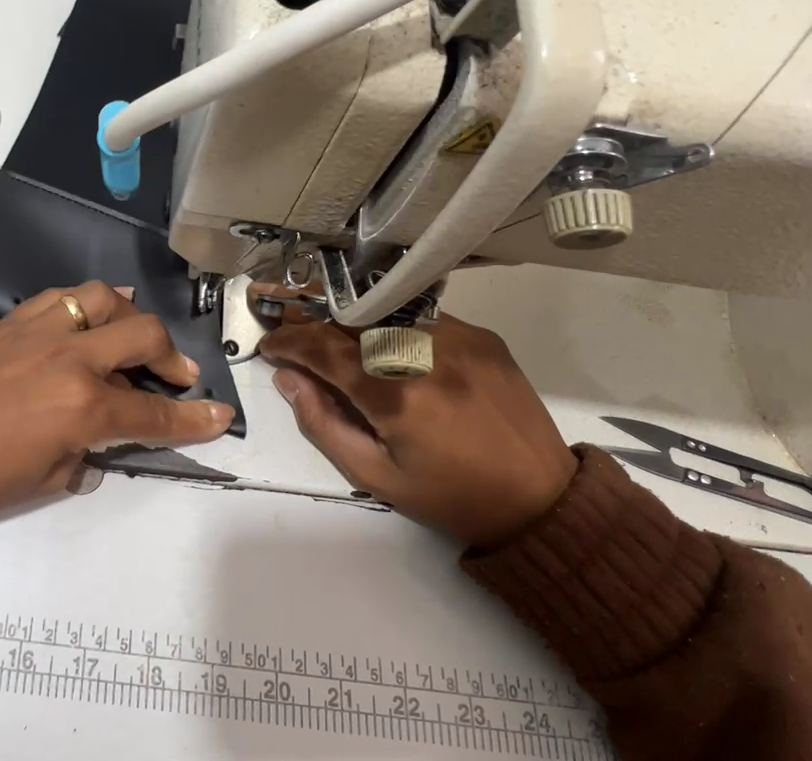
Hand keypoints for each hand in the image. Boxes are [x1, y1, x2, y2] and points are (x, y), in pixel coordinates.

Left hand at [0, 280, 235, 526]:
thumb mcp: (47, 480)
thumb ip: (89, 451)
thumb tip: (104, 436)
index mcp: (81, 407)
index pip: (154, 411)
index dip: (194, 419)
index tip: (221, 415)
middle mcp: (69, 358)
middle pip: (143, 337)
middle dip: (172, 359)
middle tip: (177, 378)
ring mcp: (40, 331)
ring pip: (104, 299)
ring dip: (131, 318)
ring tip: (134, 338)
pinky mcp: (13, 320)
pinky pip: (63, 297)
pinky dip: (89, 303)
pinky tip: (94, 317)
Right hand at [261, 315, 576, 547]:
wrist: (542, 500)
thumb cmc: (451, 497)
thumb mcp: (376, 477)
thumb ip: (325, 424)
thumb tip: (289, 379)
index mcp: (394, 394)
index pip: (322, 349)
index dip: (288, 342)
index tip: (269, 346)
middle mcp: (423, 353)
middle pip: (349, 318)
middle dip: (310, 317)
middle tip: (288, 323)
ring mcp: (457, 338)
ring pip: (384, 311)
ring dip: (349, 318)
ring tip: (329, 330)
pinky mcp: (481, 336)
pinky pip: (420, 317)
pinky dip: (392, 324)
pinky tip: (385, 342)